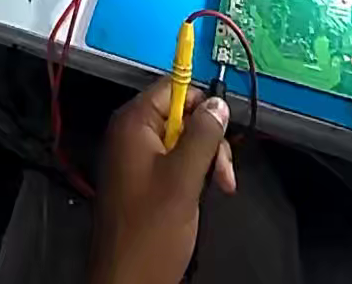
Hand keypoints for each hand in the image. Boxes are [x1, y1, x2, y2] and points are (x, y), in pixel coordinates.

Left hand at [88, 78, 237, 283]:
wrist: (126, 281)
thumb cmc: (151, 227)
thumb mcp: (184, 178)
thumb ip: (203, 136)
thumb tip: (218, 103)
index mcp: (133, 120)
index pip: (170, 87)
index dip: (200, 102)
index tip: (224, 128)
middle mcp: (130, 130)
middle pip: (179, 114)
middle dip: (207, 139)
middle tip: (225, 173)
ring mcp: (134, 155)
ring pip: (180, 139)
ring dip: (204, 160)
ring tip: (220, 188)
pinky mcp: (141, 177)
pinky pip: (171, 160)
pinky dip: (191, 173)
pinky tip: (202, 195)